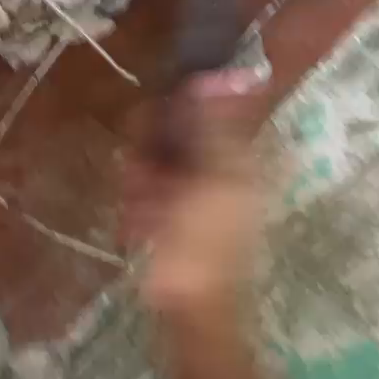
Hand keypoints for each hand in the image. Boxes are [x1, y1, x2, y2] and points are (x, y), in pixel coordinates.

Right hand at [119, 71, 269, 318]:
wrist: (190, 306)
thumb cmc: (206, 241)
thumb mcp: (214, 175)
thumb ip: (214, 123)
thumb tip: (225, 72)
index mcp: (241, 153)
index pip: (203, 104)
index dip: (173, 109)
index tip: (152, 122)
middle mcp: (219, 164)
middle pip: (171, 129)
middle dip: (149, 151)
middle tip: (143, 174)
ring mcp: (193, 188)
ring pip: (152, 157)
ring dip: (140, 179)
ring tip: (142, 209)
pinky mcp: (170, 209)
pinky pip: (144, 185)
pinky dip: (137, 201)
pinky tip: (139, 222)